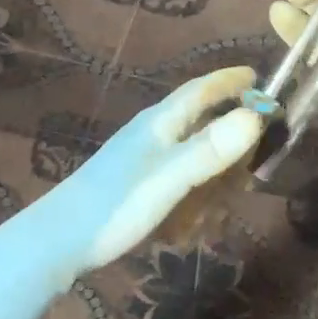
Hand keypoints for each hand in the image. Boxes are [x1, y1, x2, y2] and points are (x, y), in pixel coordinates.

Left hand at [42, 65, 263, 274]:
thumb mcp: (168, 178)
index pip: (200, 91)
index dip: (229, 82)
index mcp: (159, 124)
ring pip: (191, 162)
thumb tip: (256, 115)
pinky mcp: (133, 192)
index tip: (259, 76)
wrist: (58, 242)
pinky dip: (188, 205)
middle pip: (201, 127)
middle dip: (229, 147)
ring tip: (215, 213)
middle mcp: (151, 137)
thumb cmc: (114, 205)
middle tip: (250, 173)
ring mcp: (140, 165)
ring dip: (210, 184)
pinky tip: (185, 231)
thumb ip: (210, 149)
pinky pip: (175, 189)